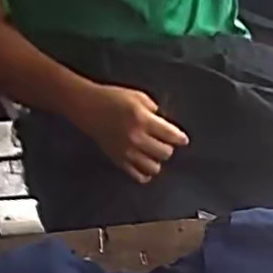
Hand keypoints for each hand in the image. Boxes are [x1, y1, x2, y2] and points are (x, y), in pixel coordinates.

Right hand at [67, 84, 189, 183]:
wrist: (90, 108)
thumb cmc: (114, 99)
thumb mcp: (137, 96)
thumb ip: (154, 110)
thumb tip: (165, 124)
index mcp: (142, 120)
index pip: (170, 135)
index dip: (180, 139)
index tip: (183, 140)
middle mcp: (137, 138)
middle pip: (165, 153)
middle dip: (168, 147)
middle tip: (163, 142)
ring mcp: (128, 153)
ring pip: (155, 168)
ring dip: (157, 161)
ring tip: (153, 153)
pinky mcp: (120, 162)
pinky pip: (140, 176)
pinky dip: (146, 173)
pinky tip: (145, 165)